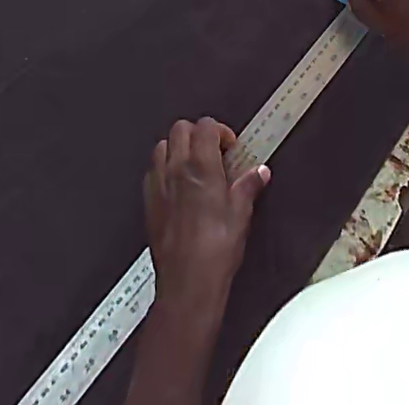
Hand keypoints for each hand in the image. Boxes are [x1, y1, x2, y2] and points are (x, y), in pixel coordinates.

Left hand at [143, 117, 269, 308]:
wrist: (188, 282)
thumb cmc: (215, 249)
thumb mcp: (241, 214)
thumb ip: (249, 186)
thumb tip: (259, 173)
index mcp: (201, 166)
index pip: (205, 126)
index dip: (220, 131)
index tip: (229, 146)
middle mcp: (176, 168)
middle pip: (180, 128)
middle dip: (198, 133)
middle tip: (213, 150)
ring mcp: (159, 183)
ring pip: (162, 145)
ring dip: (178, 147)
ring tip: (194, 164)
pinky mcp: (149, 201)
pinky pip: (152, 170)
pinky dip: (164, 167)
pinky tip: (177, 184)